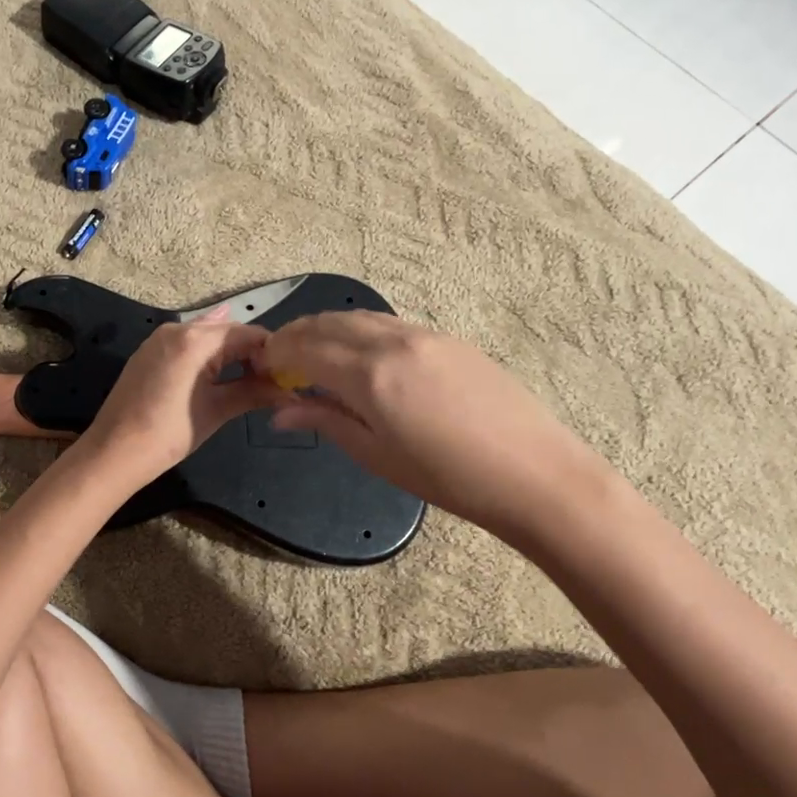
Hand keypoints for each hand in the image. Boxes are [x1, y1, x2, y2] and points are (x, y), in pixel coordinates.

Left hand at [76, 310, 284, 485]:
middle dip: (253, 353)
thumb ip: (253, 393)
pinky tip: (221, 375)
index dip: (273, 354)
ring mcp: (159, 339)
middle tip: (274, 382)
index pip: (249, 334)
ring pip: (208, 337)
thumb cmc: (168, 433)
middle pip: (228, 332)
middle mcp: (177, 328)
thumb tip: (289, 391)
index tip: (289, 377)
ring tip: (252, 382)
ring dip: (231, 355)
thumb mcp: (216, 411)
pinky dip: (208, 357)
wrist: (114, 451)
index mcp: (195, 339)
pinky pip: (188, 345)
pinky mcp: (149, 353)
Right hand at [263, 311, 628, 546]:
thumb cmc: (448, 479)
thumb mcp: (376, 456)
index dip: (275, 353)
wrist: (536, 475)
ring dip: (326, 329)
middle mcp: (392, 342)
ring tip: (314, 356)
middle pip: (327, 323)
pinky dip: (358, 331)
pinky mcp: (448, 337)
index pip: (303, 347)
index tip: (260, 367)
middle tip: (280, 361)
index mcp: (369, 375)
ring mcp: (424, 334)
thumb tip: (279, 412)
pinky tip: (359, 357)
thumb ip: (324, 421)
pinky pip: (387, 323)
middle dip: (295, 336)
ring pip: (358, 317)